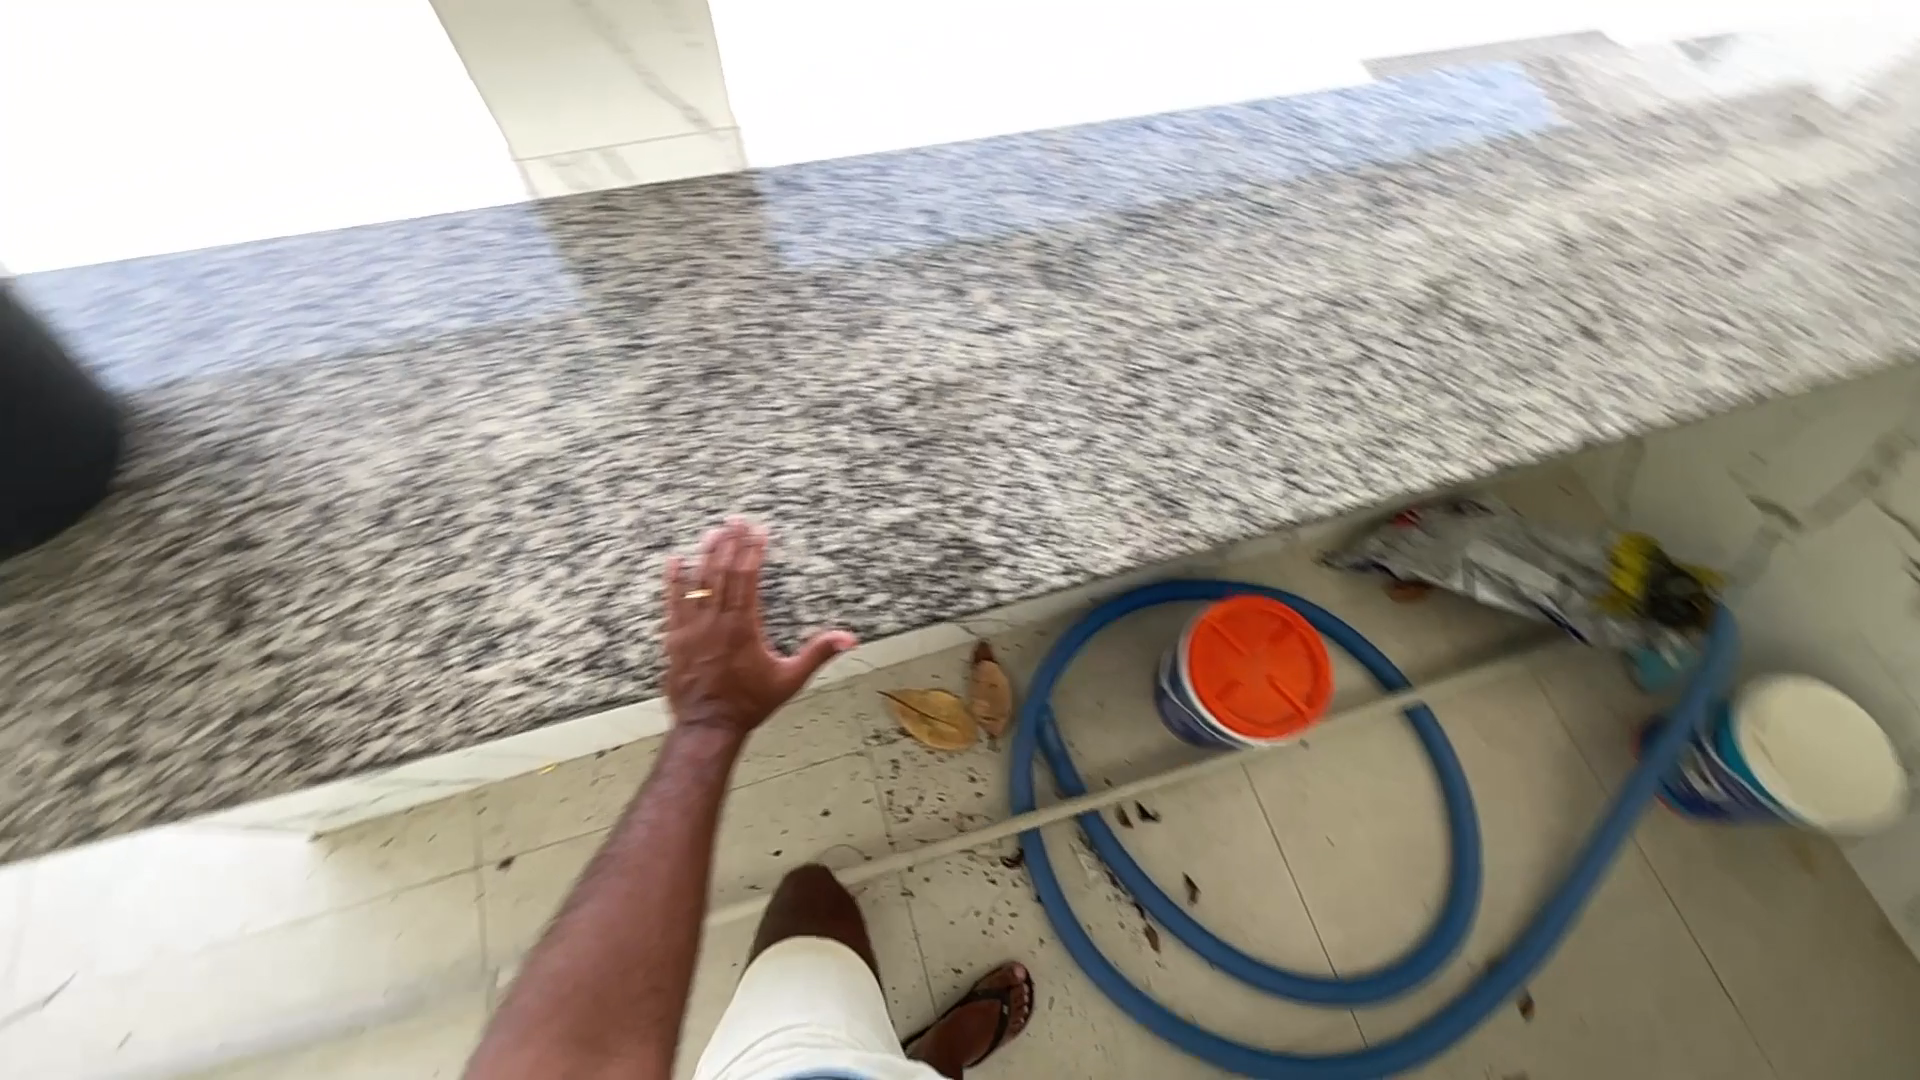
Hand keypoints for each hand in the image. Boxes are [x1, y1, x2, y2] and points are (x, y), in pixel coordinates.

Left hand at [662, 519, 856, 739]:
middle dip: (731, 543)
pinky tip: (675, 560)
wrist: (708, 726)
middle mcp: (715, 622)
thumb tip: (850, 638)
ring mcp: (691, 629)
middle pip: (722, 573)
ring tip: (714, 531)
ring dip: (705, 554)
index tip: (760, 531)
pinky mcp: (674, 639)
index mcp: (743, 627)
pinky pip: (672, 602)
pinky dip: (674, 580)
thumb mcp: (790, 680)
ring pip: (698, 583)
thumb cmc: (751, 702)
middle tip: (737, 520)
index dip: (753, 552)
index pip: (747, 579)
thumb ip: (818, 654)